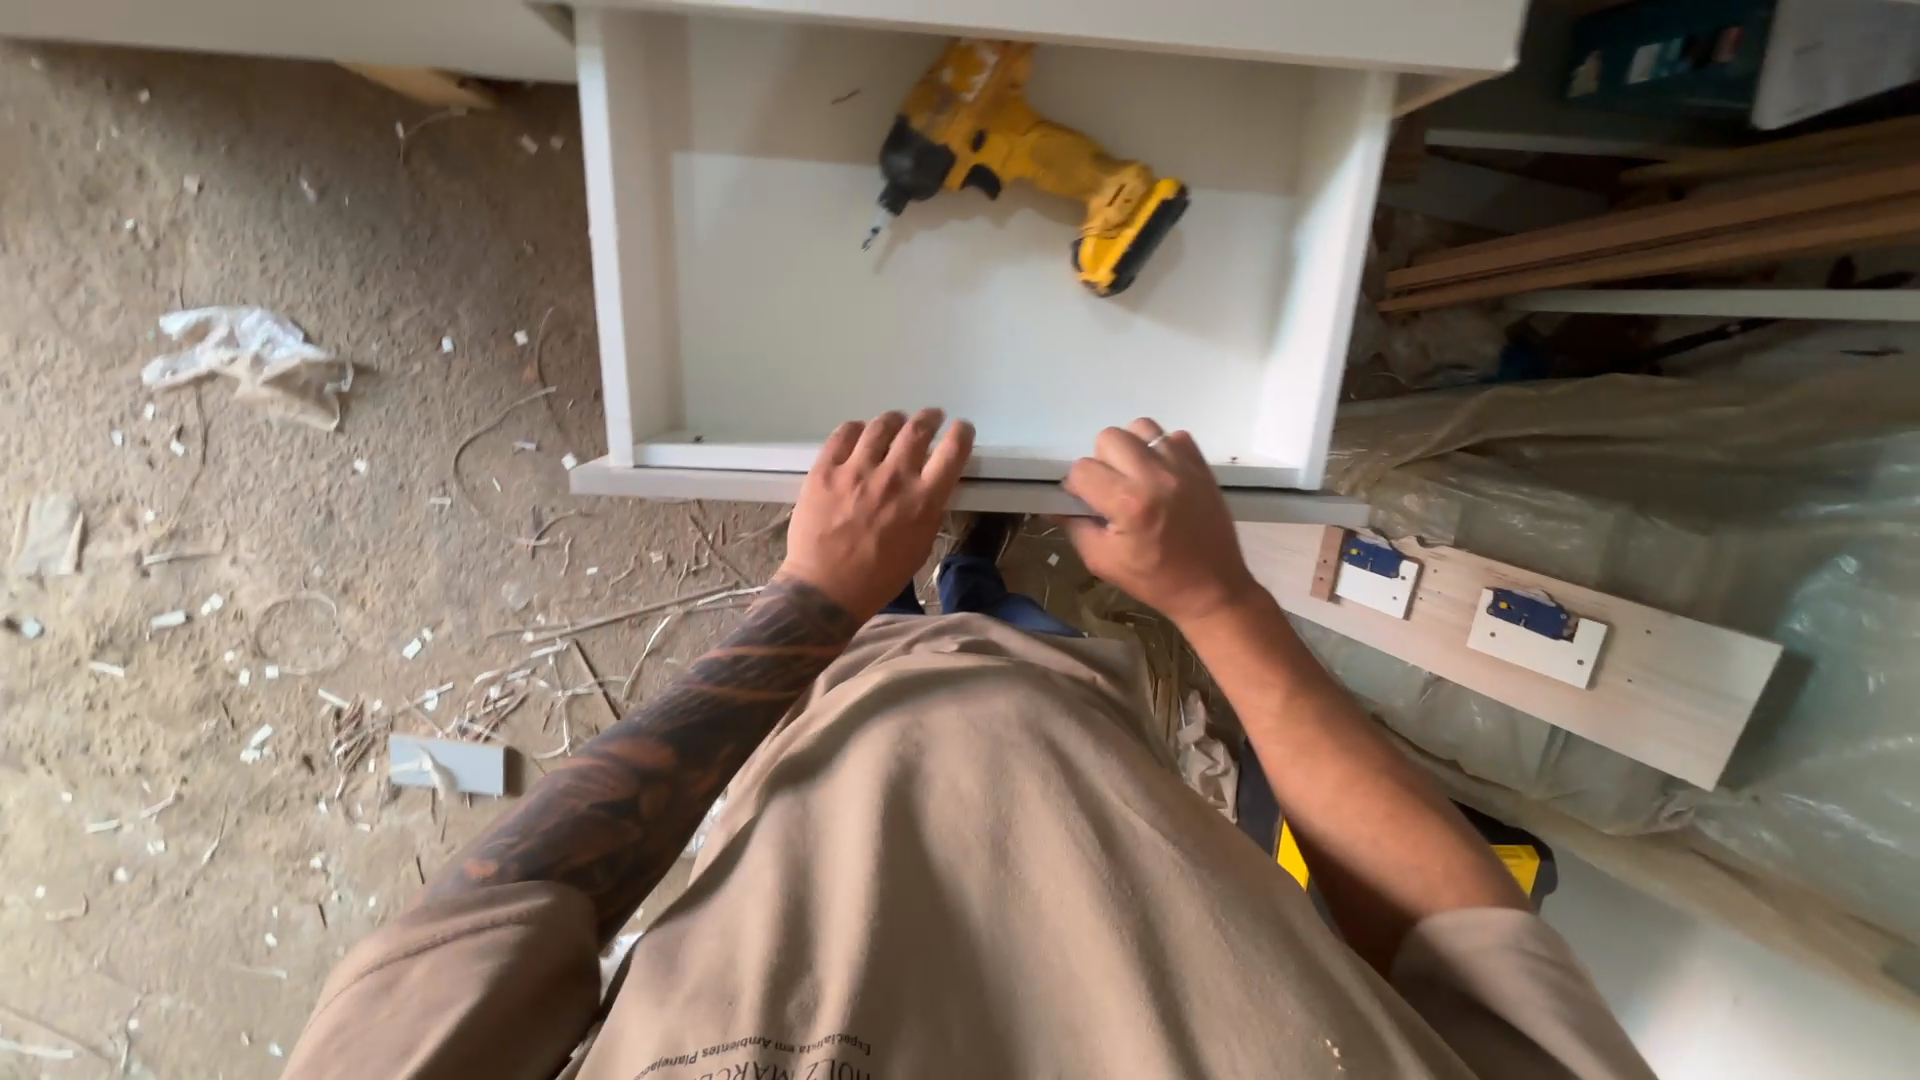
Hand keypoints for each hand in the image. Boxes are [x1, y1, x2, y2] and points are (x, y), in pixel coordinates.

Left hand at [779, 409, 974, 620]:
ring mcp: (856, 471)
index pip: (953, 452)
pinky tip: (858, 433)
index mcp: (923, 500)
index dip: (961, 433)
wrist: (826, 590)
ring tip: (894, 421)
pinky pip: (843, 434)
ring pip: (880, 426)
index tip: (961, 428)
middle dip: (929, 418)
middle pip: (917, 430)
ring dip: (893, 420)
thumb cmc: (879, 577)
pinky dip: (856, 429)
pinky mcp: (824, 471)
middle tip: (930, 417)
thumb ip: (927, 510)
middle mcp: (894, 478)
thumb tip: (928, 486)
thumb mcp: (920, 546)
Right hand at [1060, 418, 1257, 627]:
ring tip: (1135, 476)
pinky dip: (1160, 450)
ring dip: (1130, 449)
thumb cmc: (1154, 580)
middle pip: (1108, 438)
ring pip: (1141, 428)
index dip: (1076, 486)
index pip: (1082, 469)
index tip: (1085, 503)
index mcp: (1129, 503)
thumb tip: (1056, 503)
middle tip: (1110, 489)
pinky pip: (1173, 436)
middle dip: (1101, 462)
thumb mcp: (1102, 561)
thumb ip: (1074, 526)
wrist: (1212, 588)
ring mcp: (1182, 466)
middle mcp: (1156, 476)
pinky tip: (1160, 476)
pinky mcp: (1201, 465)